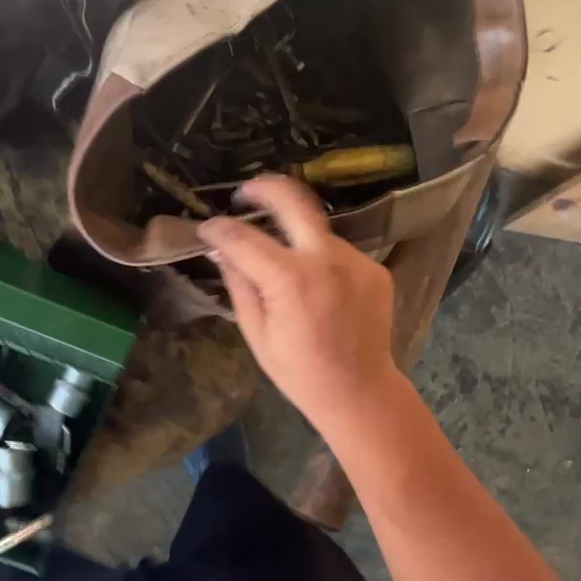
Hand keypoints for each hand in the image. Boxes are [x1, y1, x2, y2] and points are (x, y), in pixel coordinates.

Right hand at [196, 175, 402, 419]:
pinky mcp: (374, 268)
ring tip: (286, 267)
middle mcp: (326, 257)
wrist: (360, 392)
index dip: (217, 229)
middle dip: (263, 188)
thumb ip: (238, 283)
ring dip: (296, 239)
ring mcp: (356, 260)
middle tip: (245, 194)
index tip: (206, 228)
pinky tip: (319, 290)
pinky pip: (339, 252)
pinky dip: (321, 261)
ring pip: (317, 231)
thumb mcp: (256, 332)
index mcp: (290, 278)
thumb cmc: (299, 371)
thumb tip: (220, 249)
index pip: (242, 237)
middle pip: (292, 199)